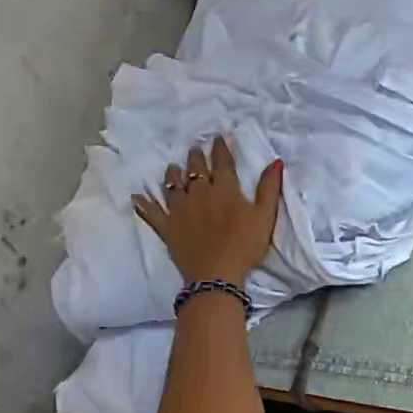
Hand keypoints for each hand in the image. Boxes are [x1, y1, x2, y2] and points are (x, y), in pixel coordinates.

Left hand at [132, 137, 281, 286]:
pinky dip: (143, 204)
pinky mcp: (167, 228)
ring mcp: (179, 210)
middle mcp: (198, 193)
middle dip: (195, 158)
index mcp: (224, 189)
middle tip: (194, 149)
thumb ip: (269, 188)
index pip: (222, 163)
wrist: (216, 274)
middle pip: (195, 170)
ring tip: (172, 167)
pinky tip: (136, 197)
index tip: (218, 138)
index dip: (221, 149)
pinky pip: (151, 213)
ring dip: (172, 174)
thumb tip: (276, 161)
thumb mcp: (265, 217)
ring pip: (173, 185)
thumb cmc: (244, 246)